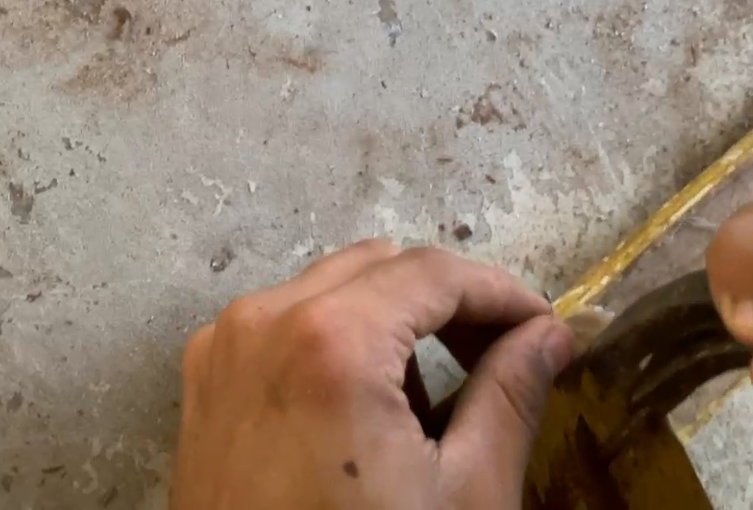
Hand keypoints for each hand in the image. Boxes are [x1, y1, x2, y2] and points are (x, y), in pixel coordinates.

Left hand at [172, 240, 574, 509]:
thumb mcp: (465, 497)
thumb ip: (509, 396)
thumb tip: (548, 333)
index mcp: (330, 339)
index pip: (431, 272)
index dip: (497, 290)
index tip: (543, 323)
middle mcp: (266, 316)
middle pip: (377, 265)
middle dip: (444, 299)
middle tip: (495, 355)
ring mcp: (225, 340)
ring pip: (327, 284)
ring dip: (388, 316)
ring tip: (424, 399)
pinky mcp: (204, 370)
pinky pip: (282, 319)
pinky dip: (332, 336)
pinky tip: (357, 408)